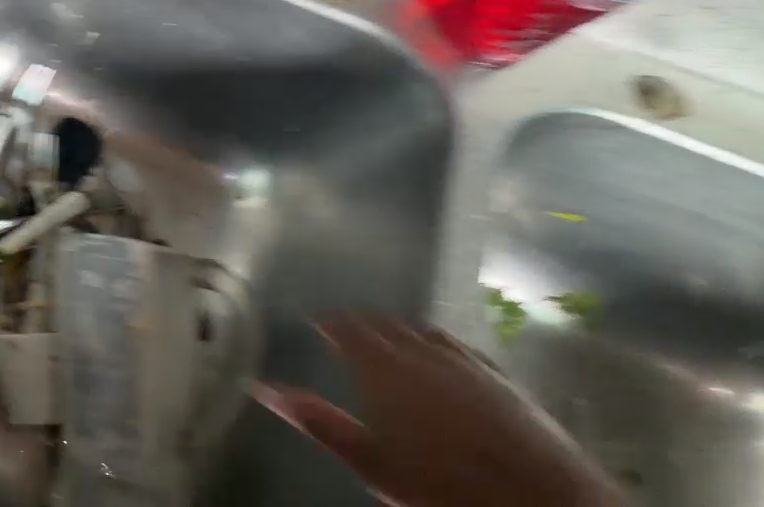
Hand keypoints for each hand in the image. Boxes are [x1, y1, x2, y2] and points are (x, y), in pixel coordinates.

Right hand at [256, 313, 627, 506]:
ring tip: (390, 338)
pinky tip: (444, 358)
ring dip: (401, 329)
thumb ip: (319, 421)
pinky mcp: (505, 379)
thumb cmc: (445, 486)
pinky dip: (440, 343)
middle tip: (346, 329)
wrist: (548, 505)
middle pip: (385, 322)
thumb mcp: (373, 462)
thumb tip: (263, 388)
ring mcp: (468, 361)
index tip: (314, 322)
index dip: (328, 321)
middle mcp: (423, 351)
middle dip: (363, 322)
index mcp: (385, 365)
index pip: (347, 327)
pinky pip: (461, 346)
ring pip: (424, 330)